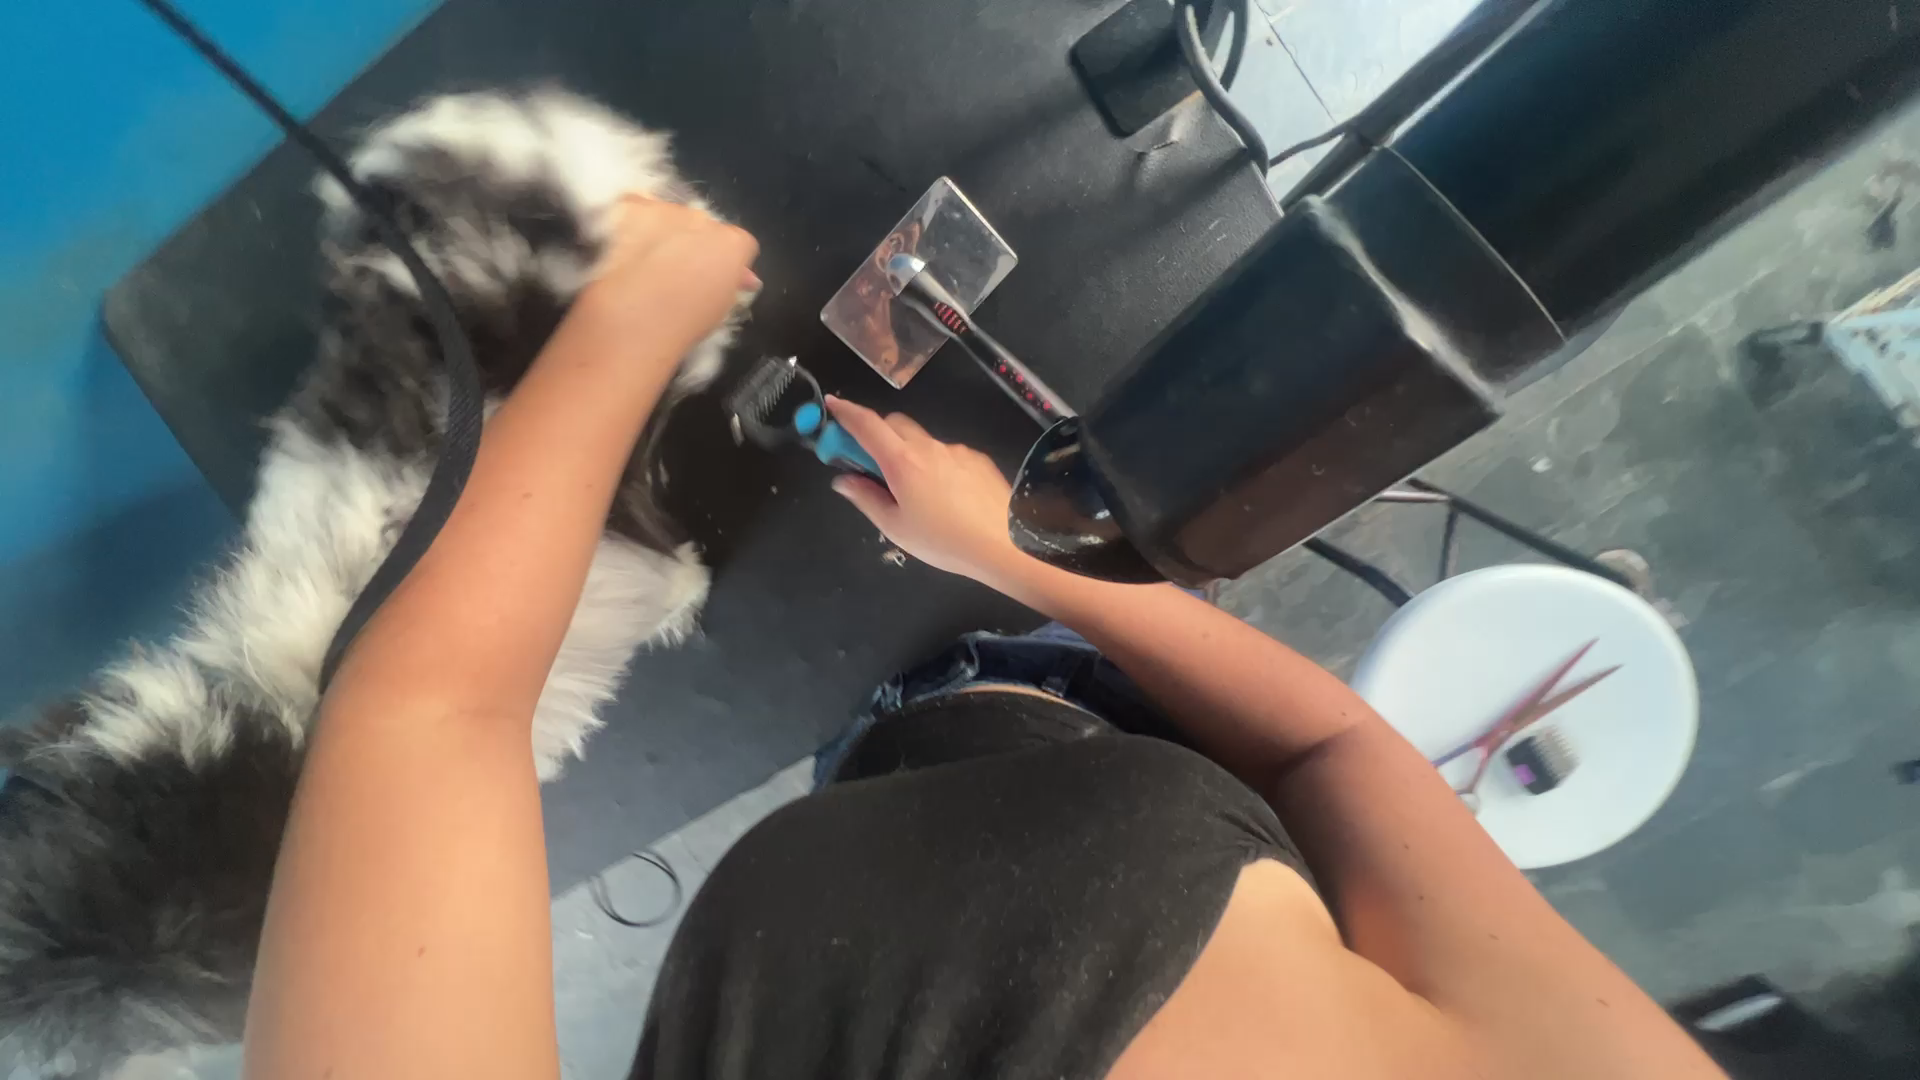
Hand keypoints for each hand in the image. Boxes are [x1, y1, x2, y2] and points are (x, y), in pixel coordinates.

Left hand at [575, 195, 759, 358]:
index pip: (741, 244)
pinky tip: (630, 241)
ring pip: (674, 214)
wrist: (635, 316)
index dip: (731, 263)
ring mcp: (666, 209)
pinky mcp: (630, 207)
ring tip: (652, 261)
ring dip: (670, 231)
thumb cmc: (687, 323)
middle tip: (685, 274)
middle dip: (701, 245)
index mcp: (733, 244)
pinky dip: (637, 219)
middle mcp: (703, 218)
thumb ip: (733, 284)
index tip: (720, 281)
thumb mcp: (723, 309)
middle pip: (707, 227)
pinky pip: (639, 204)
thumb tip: (743, 278)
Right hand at [824, 397, 1027, 584]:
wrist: (1004, 544)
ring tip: (916, 493)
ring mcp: (957, 451)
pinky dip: (937, 465)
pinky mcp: (978, 460)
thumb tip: (843, 479)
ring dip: (909, 452)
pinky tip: (948, 497)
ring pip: (923, 440)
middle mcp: (929, 447)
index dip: (845, 412)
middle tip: (870, 462)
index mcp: (902, 461)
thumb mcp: (895, 527)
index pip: (867, 425)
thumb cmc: (943, 542)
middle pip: (894, 424)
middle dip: (877, 433)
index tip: (832, 405)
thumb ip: (866, 498)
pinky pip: (948, 454)